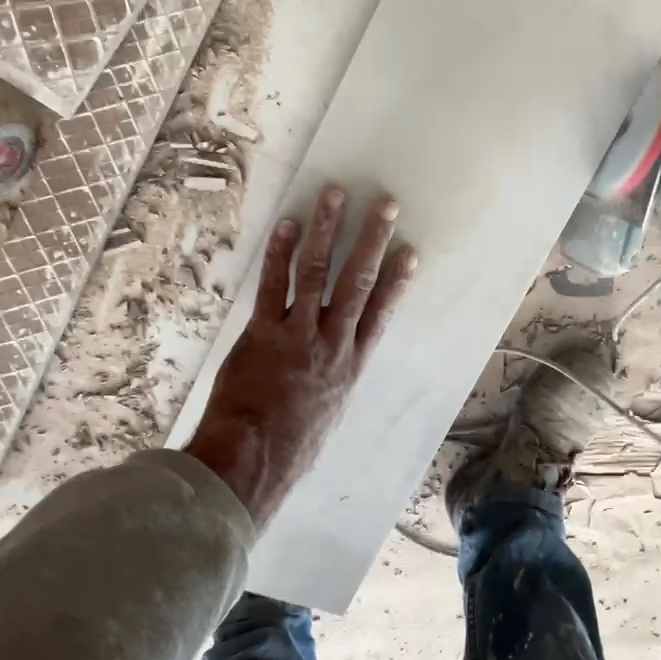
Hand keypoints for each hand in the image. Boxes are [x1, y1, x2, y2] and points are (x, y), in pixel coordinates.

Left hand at [185, 183, 417, 525]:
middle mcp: (332, 342)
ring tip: (335, 196)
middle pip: (357, 281)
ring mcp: (297, 333)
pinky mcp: (262, 332)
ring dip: (328, 231)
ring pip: (317, 273)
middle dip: (372, 240)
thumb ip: (332, 383)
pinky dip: (280, 253)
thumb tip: (331, 373)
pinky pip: (272, 285)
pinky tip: (288, 224)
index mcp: (352, 364)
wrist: (251, 464)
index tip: (409, 252)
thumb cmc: (291, 449)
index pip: (381, 312)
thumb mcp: (328, 416)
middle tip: (384, 205)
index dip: (397, 280)